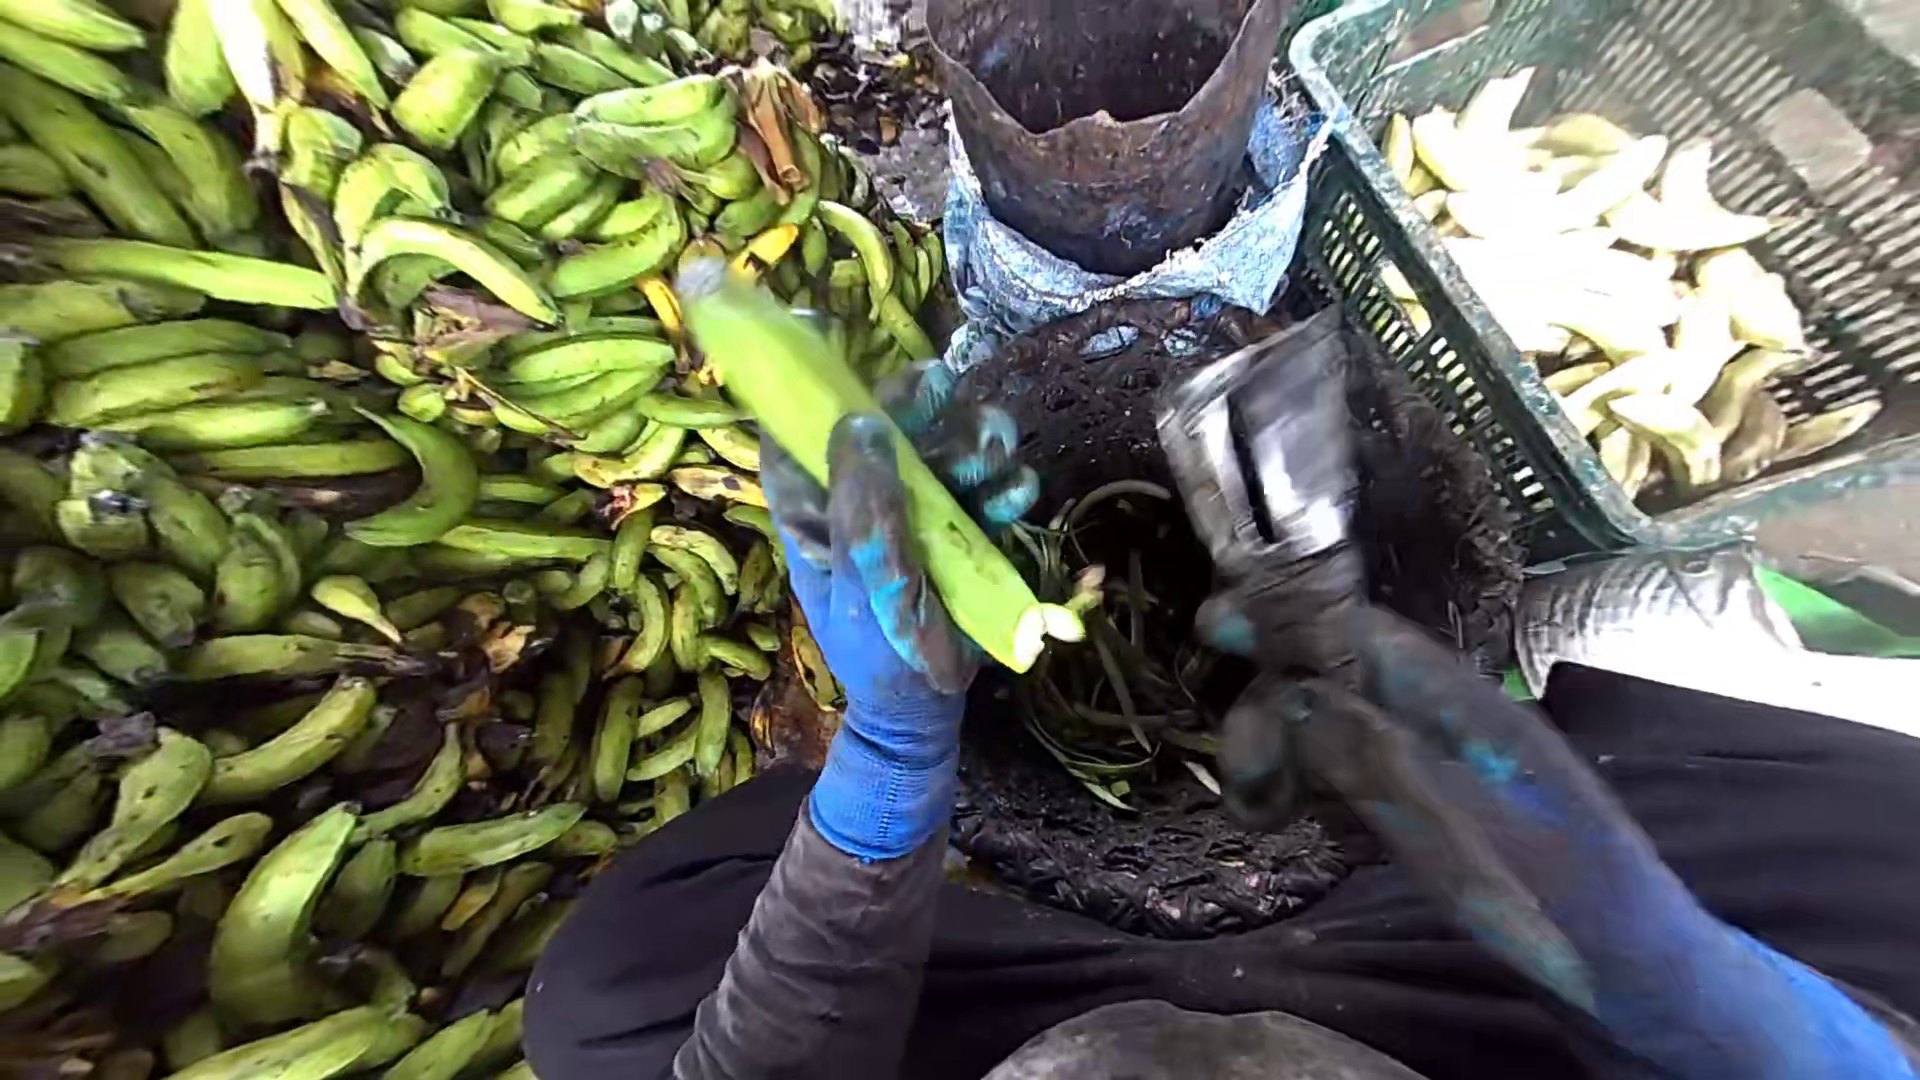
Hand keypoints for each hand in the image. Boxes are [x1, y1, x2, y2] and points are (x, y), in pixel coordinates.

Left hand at [762, 363, 1036, 859]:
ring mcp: (912, 511)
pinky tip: (1016, 494)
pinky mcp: (955, 528)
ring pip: (941, 449)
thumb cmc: (879, 655)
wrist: (926, 704)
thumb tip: (861, 424)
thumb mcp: (864, 589)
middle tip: (949, 389)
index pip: (798, 431)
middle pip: (884, 427)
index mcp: (815, 510)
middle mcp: (861, 499)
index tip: (823, 324)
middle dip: (920, 406)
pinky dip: (1001, 485)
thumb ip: (862, 512)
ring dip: (973, 440)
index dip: (806, 380)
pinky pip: (979, 488)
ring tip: (999, 455)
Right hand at [1203, 603, 1912, 1078]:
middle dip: (1265, 711)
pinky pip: (1324, 760)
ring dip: (1271, 751)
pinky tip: (1281, 814)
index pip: (1354, 629)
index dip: (1281, 616)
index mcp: (1453, 698)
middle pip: (1318, 675)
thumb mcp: (1467, 827)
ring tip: (1255, 807)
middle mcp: (1423, 708)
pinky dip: (1291, 780)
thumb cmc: (1562, 900)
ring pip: (1312, 718)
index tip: (1212, 624)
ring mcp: (1409, 745)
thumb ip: (1374, 755)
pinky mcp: (1398, 782)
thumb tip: (1287, 695)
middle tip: (1241, 770)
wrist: (1632, 976)